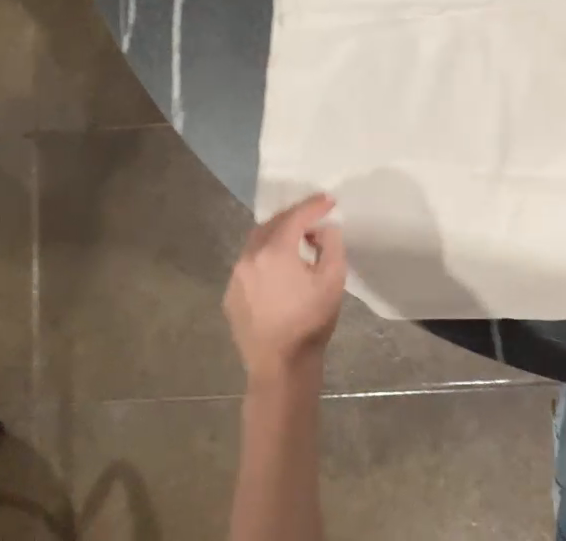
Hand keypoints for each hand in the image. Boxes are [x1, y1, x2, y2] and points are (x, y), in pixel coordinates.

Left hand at [224, 193, 347, 385]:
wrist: (281, 364)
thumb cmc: (311, 320)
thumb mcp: (334, 278)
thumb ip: (331, 243)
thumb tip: (323, 229)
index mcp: (275, 251)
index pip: (295, 216)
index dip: (314, 205)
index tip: (330, 201)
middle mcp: (249, 258)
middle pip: (272, 224)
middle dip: (294, 216)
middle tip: (314, 218)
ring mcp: (236, 277)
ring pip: (256, 243)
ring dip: (278, 235)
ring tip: (298, 242)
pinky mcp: (231, 295)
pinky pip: (249, 264)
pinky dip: (266, 257)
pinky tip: (280, 270)